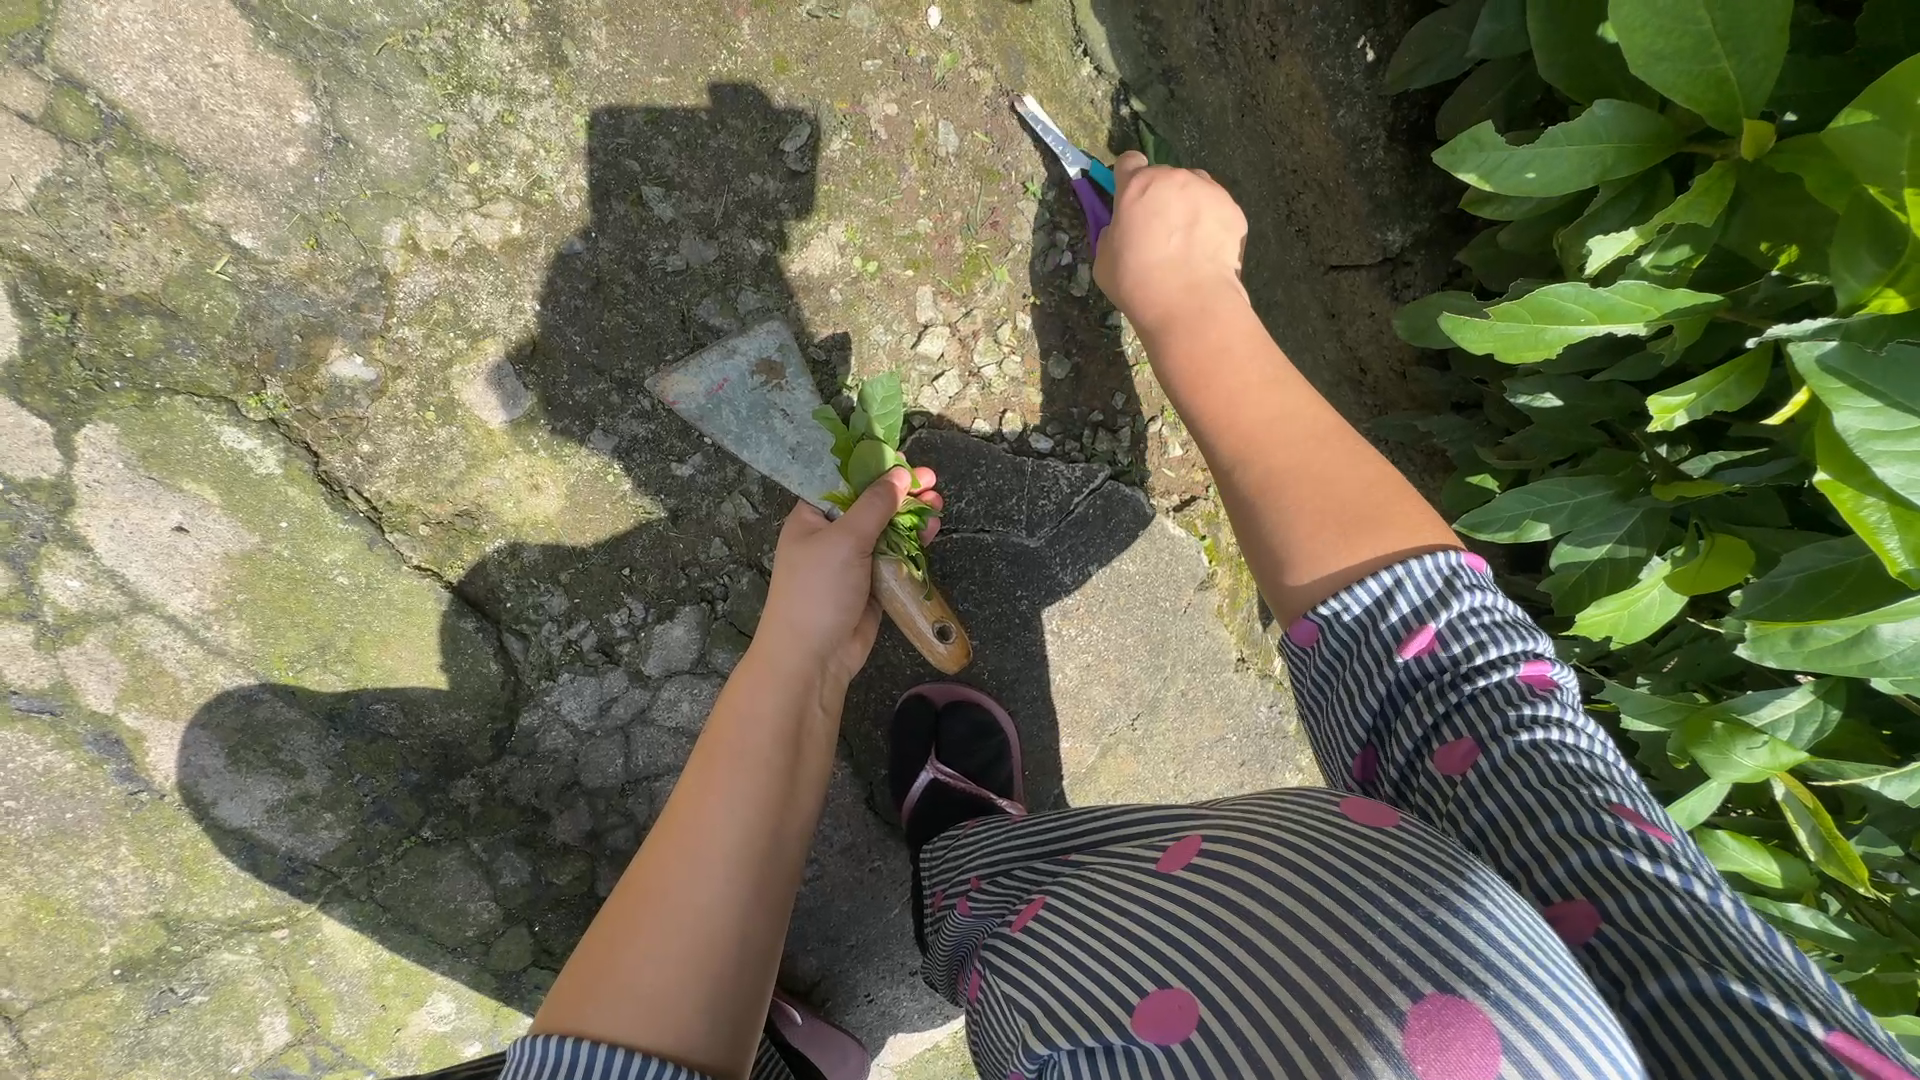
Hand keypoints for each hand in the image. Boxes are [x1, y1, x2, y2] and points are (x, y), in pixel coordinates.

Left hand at [752, 466, 941, 687]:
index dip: (874, 468)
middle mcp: (832, 535)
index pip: (844, 481)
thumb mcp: (844, 540)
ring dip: (912, 516)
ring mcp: (853, 560)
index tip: (904, 460)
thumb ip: (874, 505)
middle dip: (901, 491)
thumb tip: (900, 474)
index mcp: (812, 517)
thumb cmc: (818, 590)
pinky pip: (896, 556)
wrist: (813, 657)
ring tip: (938, 502)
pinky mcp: (873, 583)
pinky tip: (932, 530)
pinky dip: (914, 543)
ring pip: (887, 530)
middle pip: (871, 504)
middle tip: (932, 480)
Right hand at [1093, 151, 1250, 340]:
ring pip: (1195, 188)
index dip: (1127, 178)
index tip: (1129, 198)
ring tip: (1188, 242)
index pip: (1128, 162)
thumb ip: (1113, 234)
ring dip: (1188, 205)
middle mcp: (1174, 178)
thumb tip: (1123, 230)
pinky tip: (1207, 253)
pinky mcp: (1233, 209)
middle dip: (1160, 198)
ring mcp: (1208, 190)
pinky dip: (1212, 225)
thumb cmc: (1136, 282)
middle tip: (1159, 233)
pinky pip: (1218, 210)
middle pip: (1164, 177)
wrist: (1187, 301)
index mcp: (1137, 186)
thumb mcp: (1104, 259)